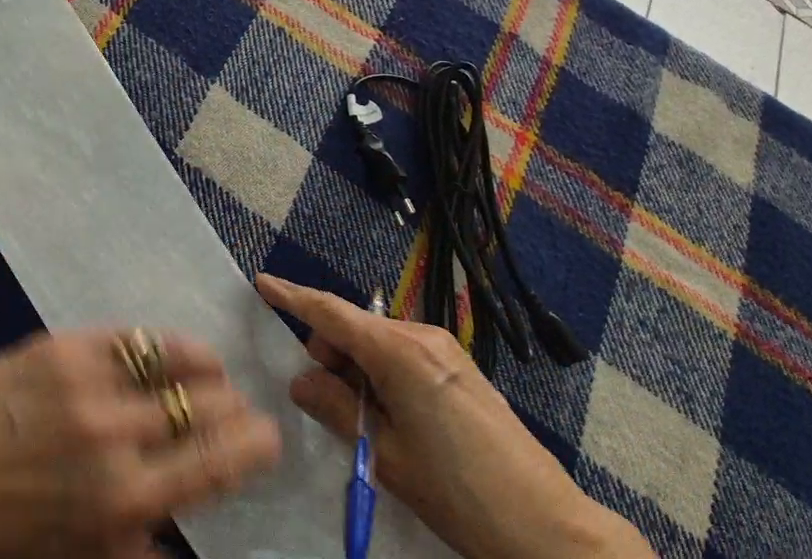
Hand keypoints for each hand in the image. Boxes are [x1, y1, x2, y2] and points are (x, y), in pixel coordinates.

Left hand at [0, 330, 281, 557]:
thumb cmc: (0, 530)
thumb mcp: (79, 553)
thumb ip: (138, 539)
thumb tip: (182, 521)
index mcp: (128, 500)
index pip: (218, 463)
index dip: (255, 447)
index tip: (268, 438)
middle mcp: (117, 436)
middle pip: (206, 407)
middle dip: (236, 409)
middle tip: (241, 410)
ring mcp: (88, 382)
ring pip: (177, 362)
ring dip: (208, 370)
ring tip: (215, 375)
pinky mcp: (61, 346)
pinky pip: (132, 336)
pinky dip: (164, 342)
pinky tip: (174, 348)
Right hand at [255, 274, 651, 558]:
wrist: (549, 530)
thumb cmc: (458, 491)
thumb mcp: (385, 454)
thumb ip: (335, 408)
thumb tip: (302, 381)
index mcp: (400, 352)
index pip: (332, 314)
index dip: (293, 298)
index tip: (262, 282)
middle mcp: (423, 339)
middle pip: (354, 328)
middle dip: (329, 353)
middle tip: (327, 403)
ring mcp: (447, 353)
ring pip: (378, 344)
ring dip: (357, 370)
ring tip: (366, 423)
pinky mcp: (461, 372)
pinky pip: (403, 357)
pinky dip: (382, 376)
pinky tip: (392, 418)